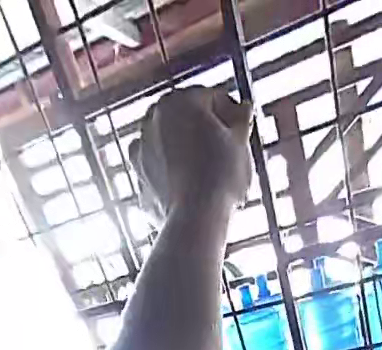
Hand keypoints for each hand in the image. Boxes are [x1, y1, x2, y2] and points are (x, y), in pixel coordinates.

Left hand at [130, 87, 253, 215]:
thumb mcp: (240, 141)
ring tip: (207, 174)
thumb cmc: (219, 175)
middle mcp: (150, 124)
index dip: (229, 114)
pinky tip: (191, 191)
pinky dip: (172, 181)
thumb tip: (242, 110)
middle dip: (202, 134)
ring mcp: (139, 157)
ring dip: (184, 156)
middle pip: (183, 123)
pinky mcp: (140, 187)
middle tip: (225, 151)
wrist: (196, 219)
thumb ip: (240, 119)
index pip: (208, 98)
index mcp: (175, 102)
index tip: (239, 127)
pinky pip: (160, 177)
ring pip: (168, 149)